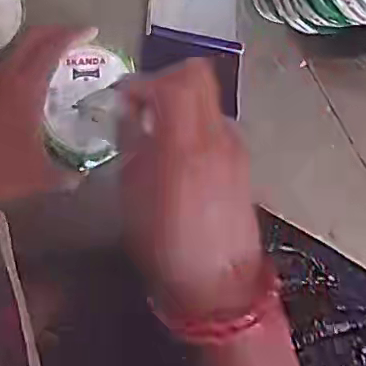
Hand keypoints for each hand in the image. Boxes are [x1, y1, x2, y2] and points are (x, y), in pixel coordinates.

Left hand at [0, 25, 93, 207]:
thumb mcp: (39, 176)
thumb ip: (64, 175)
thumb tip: (80, 179)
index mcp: (27, 87)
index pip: (53, 47)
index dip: (73, 35)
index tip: (91, 31)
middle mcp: (6, 76)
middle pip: (32, 37)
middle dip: (55, 31)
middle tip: (74, 35)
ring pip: (16, 50)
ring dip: (36, 46)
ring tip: (54, 56)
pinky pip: (4, 65)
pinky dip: (21, 62)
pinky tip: (28, 81)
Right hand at [118, 60, 267, 317]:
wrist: (221, 290)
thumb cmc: (166, 246)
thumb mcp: (133, 195)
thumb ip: (132, 143)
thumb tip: (129, 112)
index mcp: (185, 146)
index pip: (173, 83)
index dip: (142, 82)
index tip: (123, 99)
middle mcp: (215, 136)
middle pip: (196, 75)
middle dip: (164, 80)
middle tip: (141, 104)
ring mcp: (234, 145)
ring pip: (207, 96)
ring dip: (180, 100)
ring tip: (157, 129)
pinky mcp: (242, 158)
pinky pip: (214, 121)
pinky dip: (194, 121)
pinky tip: (179, 151)